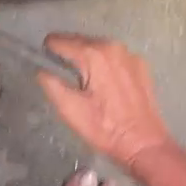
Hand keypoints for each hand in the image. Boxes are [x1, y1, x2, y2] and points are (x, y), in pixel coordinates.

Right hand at [37, 34, 171, 167]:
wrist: (144, 144)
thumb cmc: (104, 128)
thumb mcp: (69, 109)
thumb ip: (50, 83)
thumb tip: (42, 69)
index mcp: (93, 54)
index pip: (60, 40)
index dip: (48, 51)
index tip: (45, 64)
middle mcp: (113, 47)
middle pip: (80, 40)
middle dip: (68, 53)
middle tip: (63, 76)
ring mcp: (130, 55)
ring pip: (97, 47)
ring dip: (86, 58)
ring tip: (83, 81)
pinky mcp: (141, 66)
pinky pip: (114, 57)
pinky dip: (104, 64)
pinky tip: (105, 85)